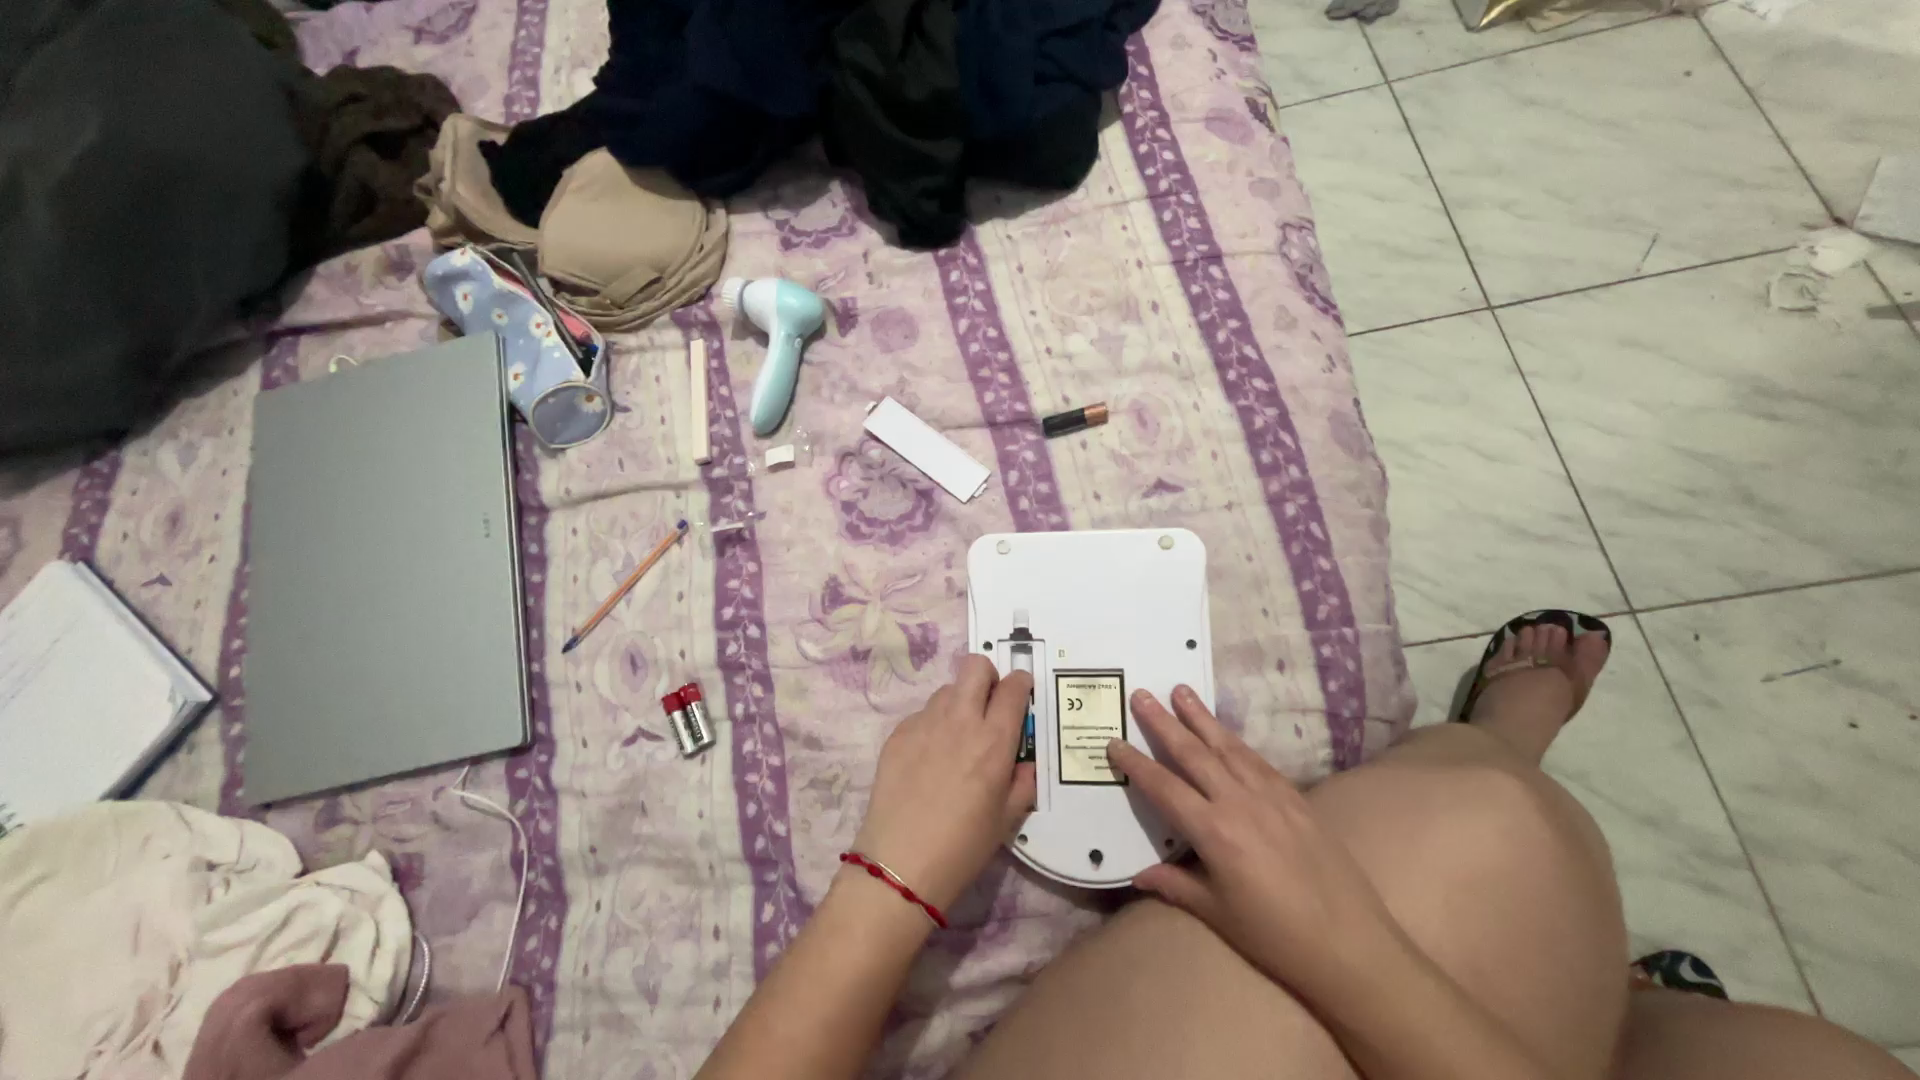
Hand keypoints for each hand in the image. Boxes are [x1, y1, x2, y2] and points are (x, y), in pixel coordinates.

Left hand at [850, 656, 1035, 911]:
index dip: (1021, 684)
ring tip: (956, 736)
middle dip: (987, 676)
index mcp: (994, 740)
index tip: (1021, 692)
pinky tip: (928, 758)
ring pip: (946, 689)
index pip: (1012, 688)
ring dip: (958, 702)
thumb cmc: (963, 846)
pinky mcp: (897, 734)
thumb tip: (1024, 763)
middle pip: (975, 666)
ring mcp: (924, 724)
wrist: (902, 864)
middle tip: (989, 702)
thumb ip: (1022, 783)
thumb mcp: (1007, 818)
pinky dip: (932, 726)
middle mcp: (960, 721)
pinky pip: (921, 715)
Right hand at [1107, 686, 1404, 999]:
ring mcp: (1272, 796)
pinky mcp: (1297, 798)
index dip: (1136, 764)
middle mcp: (1240, 803)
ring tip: (1181, 691)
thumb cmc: (1276, 936)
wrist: (1351, 944)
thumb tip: (1138, 875)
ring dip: (1202, 718)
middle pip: (1194, 754)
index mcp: (1215, 832)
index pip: (1164, 788)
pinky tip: (1225, 732)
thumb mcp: (1218, 914)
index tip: (1114, 742)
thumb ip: (1175, 886)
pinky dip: (1236, 741)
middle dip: (1164, 723)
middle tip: (1142, 695)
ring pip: (1228, 747)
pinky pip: (1258, 760)